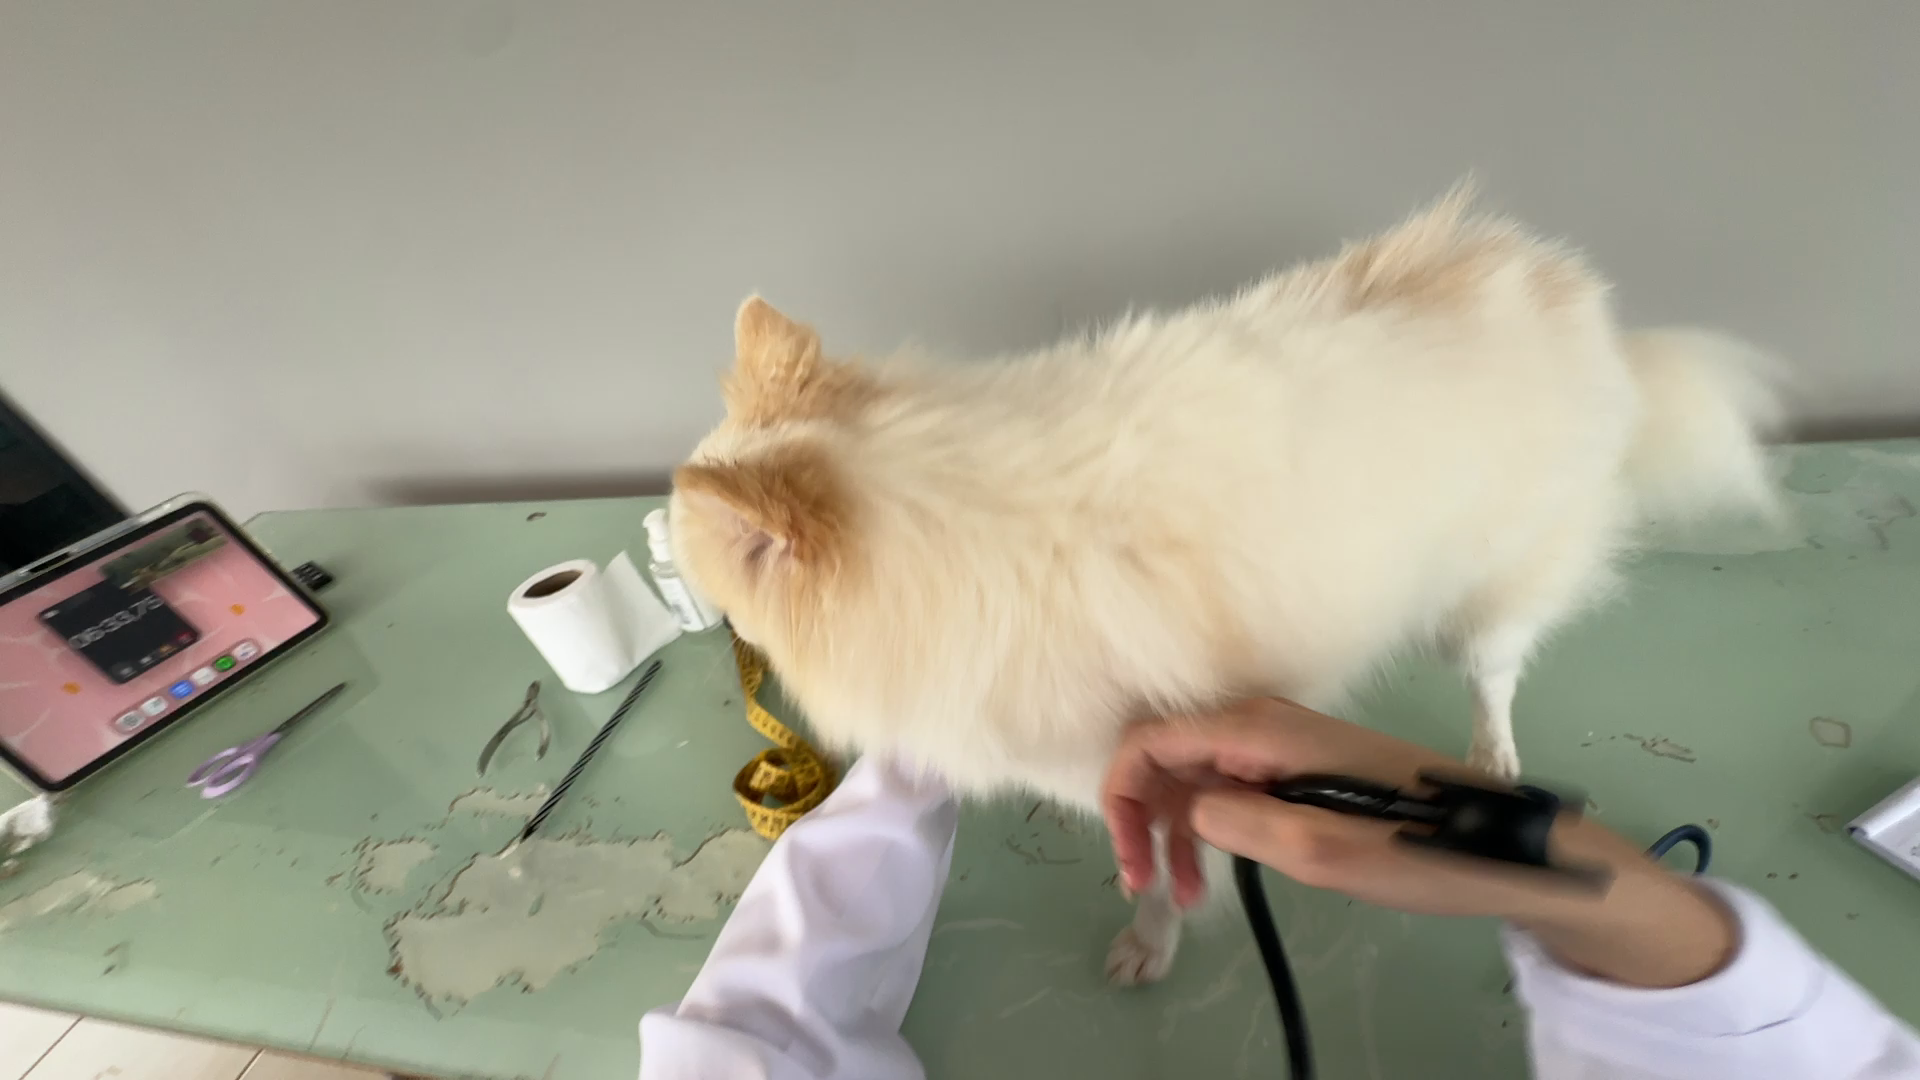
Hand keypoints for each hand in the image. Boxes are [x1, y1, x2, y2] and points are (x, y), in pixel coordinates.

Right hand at [1101, 699, 1737, 987]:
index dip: (1121, 791)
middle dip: (1141, 816)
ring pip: (1191, 777)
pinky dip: (1206, 829)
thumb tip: (1182, 808)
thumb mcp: (1319, 850)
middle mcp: (1254, 722)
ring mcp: (1272, 742)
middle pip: (1164, 755)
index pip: (1150, 739)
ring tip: (1180, 894)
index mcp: (1253, 729)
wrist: (1504, 846)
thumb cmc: (1413, 848)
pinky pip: (1224, 789)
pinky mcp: (1290, 765)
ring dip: (1172, 831)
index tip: (1128, 854)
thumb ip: (1235, 821)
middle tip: (1144, 881)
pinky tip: (1210, 876)